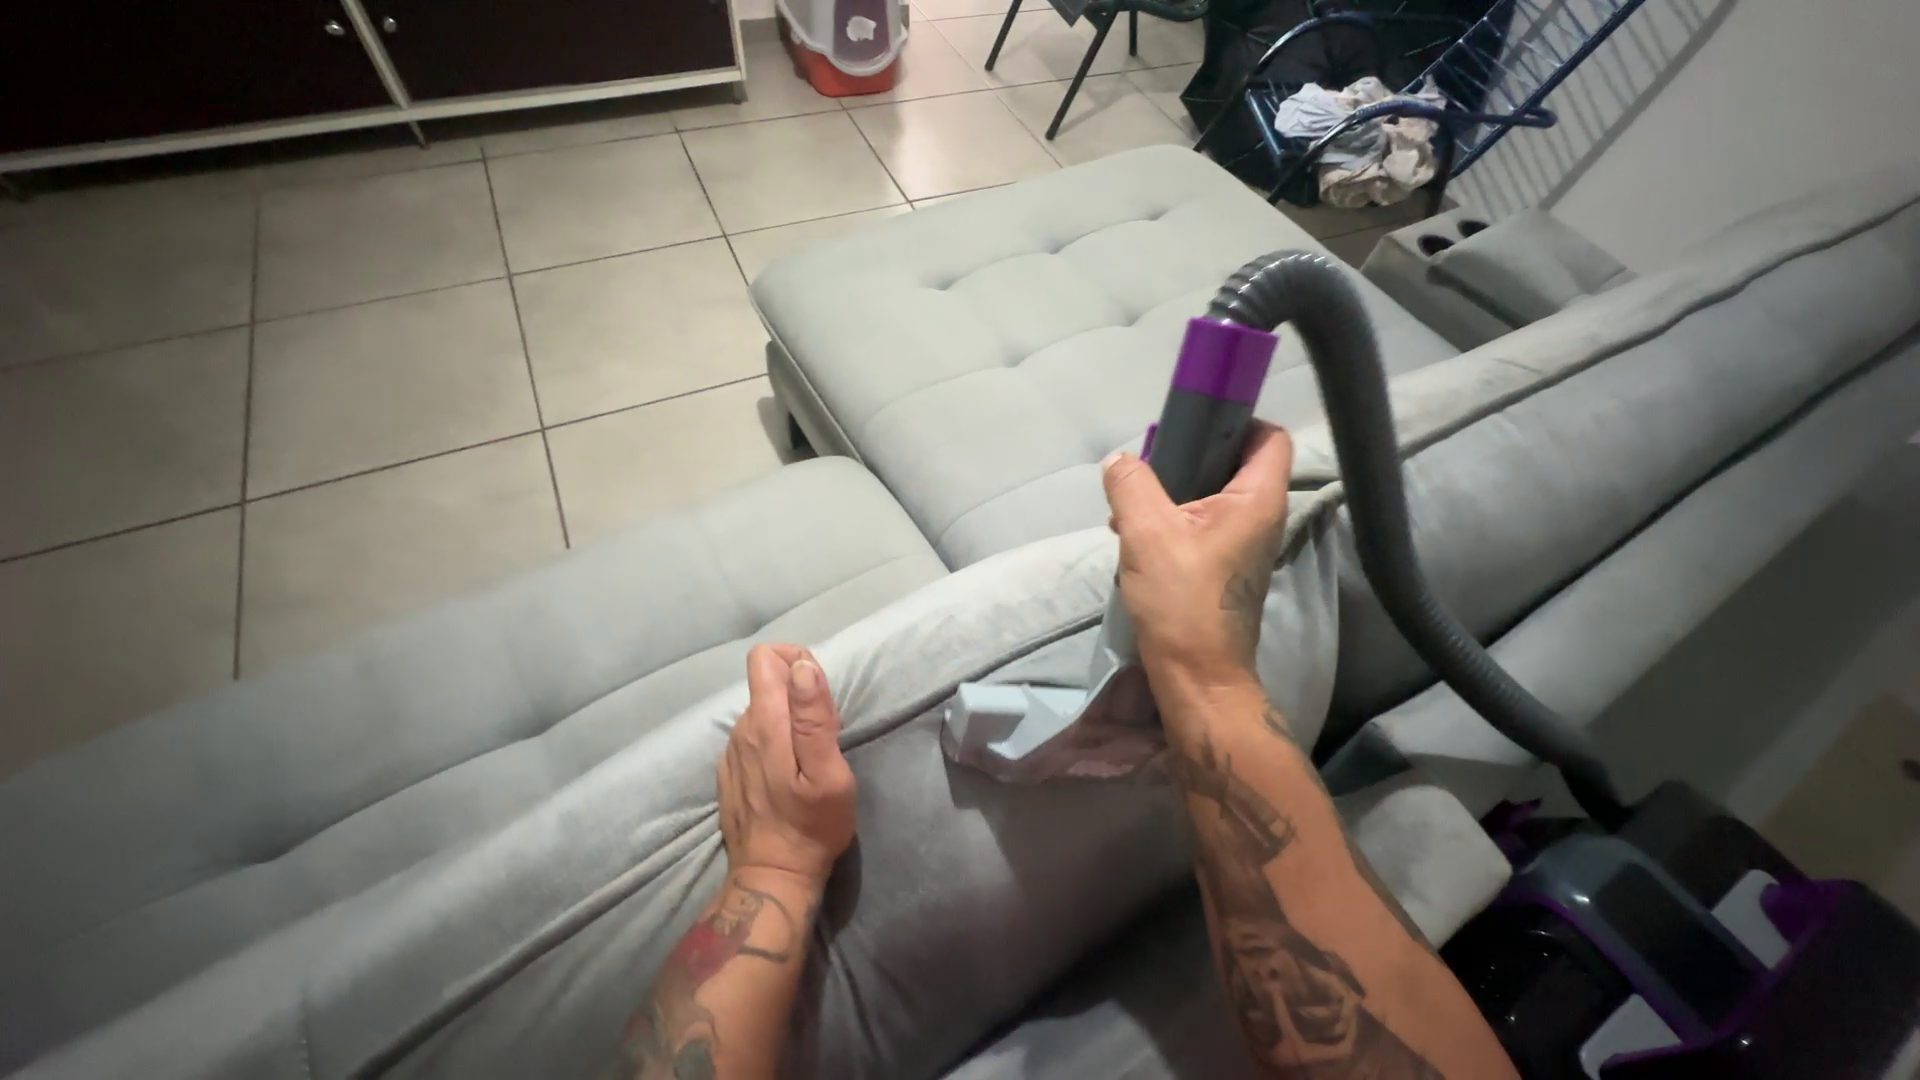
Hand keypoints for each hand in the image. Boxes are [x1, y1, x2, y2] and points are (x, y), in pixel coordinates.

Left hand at [718, 645, 857, 889]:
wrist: (773, 877)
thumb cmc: (812, 825)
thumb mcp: (828, 772)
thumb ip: (814, 716)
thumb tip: (803, 667)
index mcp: (765, 723)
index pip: (765, 657)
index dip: (797, 661)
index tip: (821, 694)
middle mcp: (741, 729)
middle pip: (767, 683)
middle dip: (799, 695)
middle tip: (824, 735)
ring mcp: (731, 751)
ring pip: (763, 710)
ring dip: (789, 720)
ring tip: (809, 757)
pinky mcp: (730, 770)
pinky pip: (755, 736)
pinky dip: (776, 741)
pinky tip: (789, 774)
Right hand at [1103, 422, 1292, 689]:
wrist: (1196, 674)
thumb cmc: (1182, 601)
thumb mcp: (1146, 533)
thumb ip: (1131, 486)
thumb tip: (1120, 460)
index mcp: (1257, 500)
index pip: (1269, 437)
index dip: (1239, 420)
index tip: (1195, 423)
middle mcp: (1261, 518)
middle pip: (1235, 464)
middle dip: (1191, 457)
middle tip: (1151, 466)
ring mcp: (1245, 547)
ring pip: (1213, 498)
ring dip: (1173, 494)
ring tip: (1133, 507)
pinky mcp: (1225, 569)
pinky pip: (1202, 527)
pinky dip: (1172, 523)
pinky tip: (1136, 537)